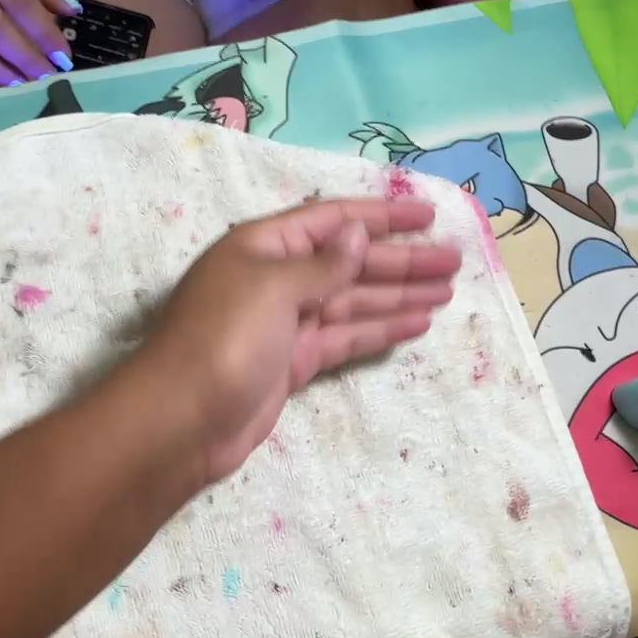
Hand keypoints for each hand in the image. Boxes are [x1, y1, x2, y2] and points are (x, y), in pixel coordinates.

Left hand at [134, 199, 462, 484]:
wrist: (182, 422)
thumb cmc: (223, 339)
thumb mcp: (273, 288)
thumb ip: (323, 264)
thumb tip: (357, 234)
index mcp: (264, 247)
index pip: (332, 221)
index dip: (381, 217)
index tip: (428, 216)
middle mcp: (277, 279)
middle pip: (349, 262)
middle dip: (402, 260)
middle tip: (455, 260)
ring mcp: (287, 323)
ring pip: (353, 301)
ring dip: (398, 295)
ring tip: (448, 290)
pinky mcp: (294, 362)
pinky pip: (345, 337)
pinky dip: (379, 329)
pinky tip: (416, 323)